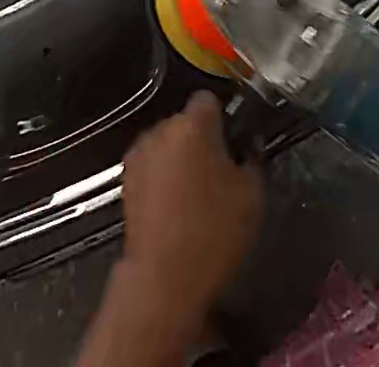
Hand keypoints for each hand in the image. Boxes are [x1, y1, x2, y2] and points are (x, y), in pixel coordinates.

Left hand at [119, 90, 264, 310]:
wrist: (164, 279)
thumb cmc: (213, 232)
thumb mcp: (252, 194)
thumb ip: (252, 158)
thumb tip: (247, 146)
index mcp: (194, 125)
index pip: (208, 98)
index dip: (223, 115)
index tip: (233, 139)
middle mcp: (162, 130)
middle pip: (187, 120)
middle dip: (202, 137)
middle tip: (220, 169)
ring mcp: (140, 153)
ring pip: (168, 141)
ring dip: (181, 154)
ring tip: (195, 190)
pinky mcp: (126, 178)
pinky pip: (153, 162)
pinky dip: (163, 173)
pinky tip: (175, 203)